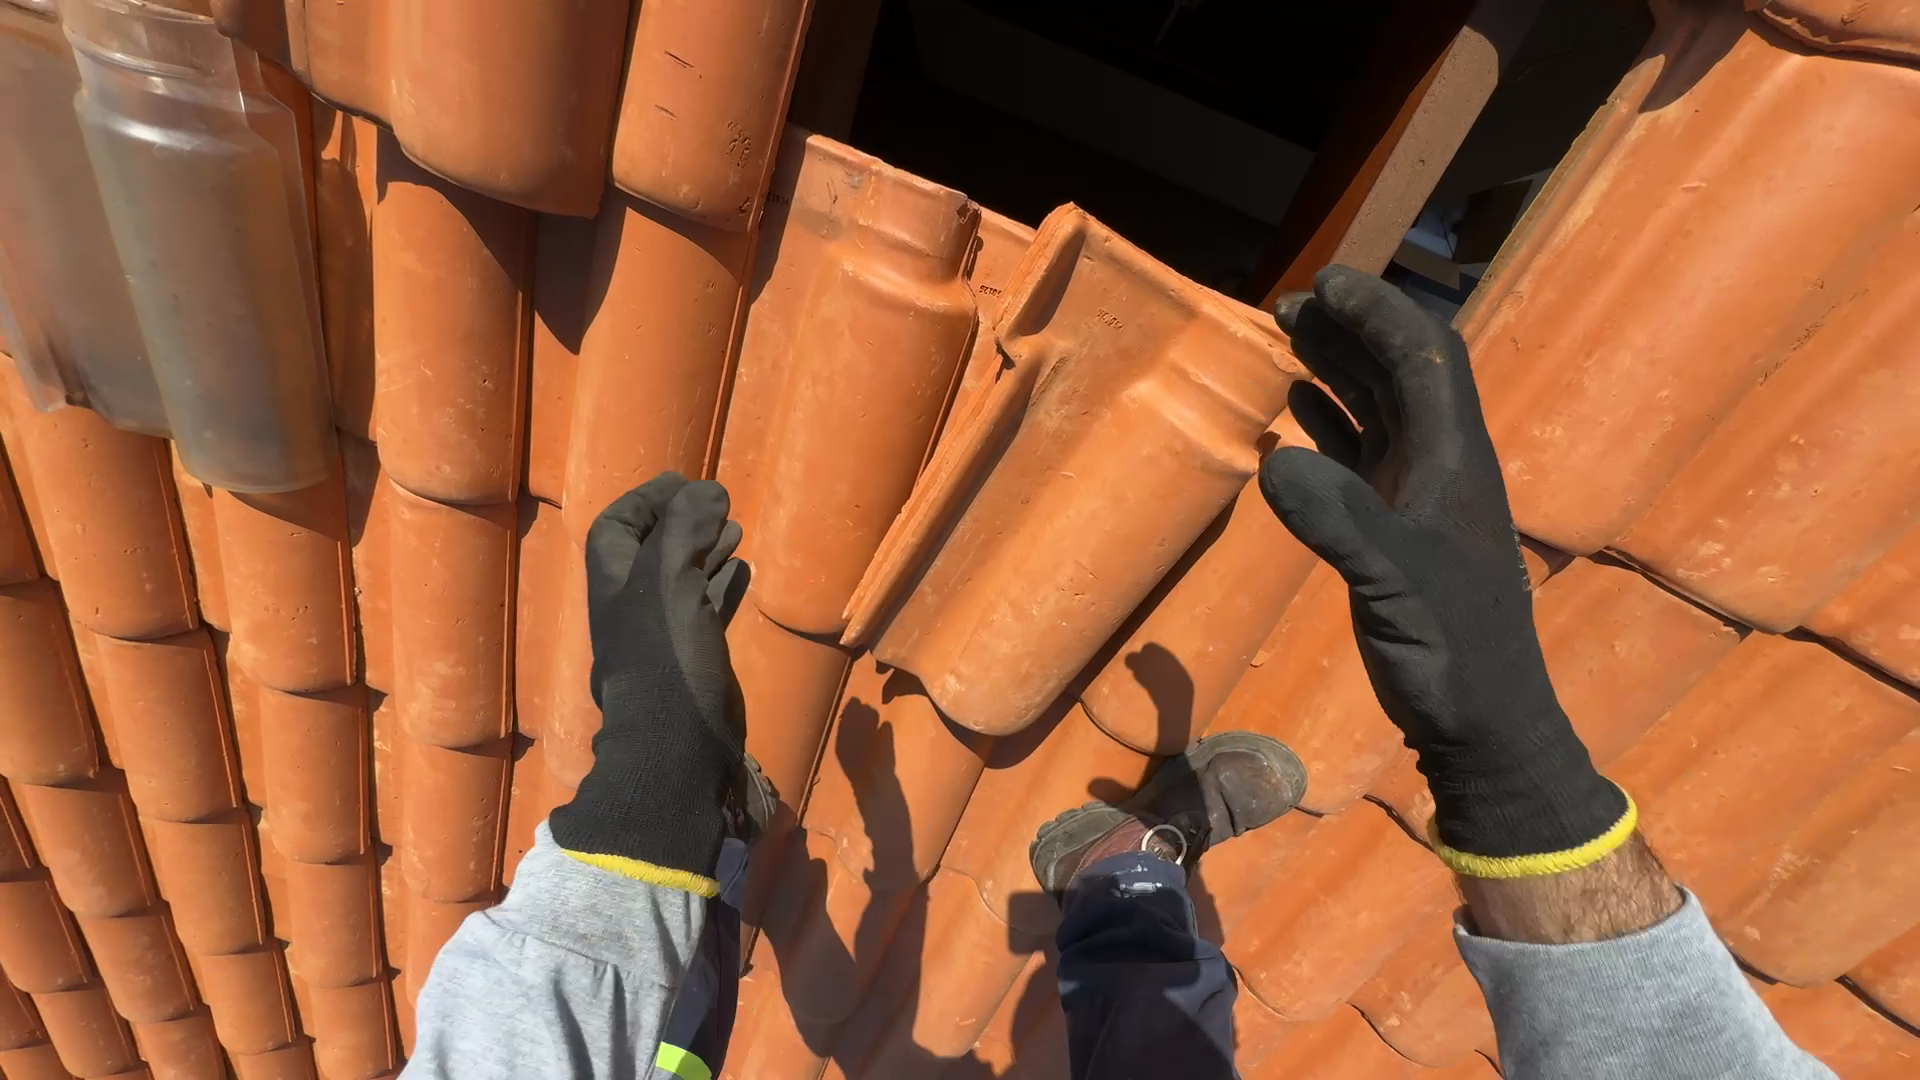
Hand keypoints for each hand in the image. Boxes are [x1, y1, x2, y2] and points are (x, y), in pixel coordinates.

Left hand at [549, 473, 750, 886]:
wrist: (678, 742)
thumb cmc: (667, 658)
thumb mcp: (669, 581)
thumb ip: (684, 530)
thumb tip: (707, 491)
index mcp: (616, 583)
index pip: (617, 526)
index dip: (645, 499)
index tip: (683, 482)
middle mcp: (634, 603)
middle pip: (651, 548)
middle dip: (681, 521)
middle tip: (716, 504)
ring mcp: (664, 631)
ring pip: (682, 576)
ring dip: (705, 548)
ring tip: (735, 530)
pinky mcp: (693, 653)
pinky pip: (706, 605)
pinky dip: (723, 582)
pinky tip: (743, 571)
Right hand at [1259, 267, 1629, 877]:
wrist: (1479, 714)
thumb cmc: (1450, 650)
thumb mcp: (1396, 586)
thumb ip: (1341, 522)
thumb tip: (1273, 460)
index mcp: (1453, 460)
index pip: (1423, 359)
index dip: (1378, 313)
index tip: (1325, 283)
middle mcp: (1438, 464)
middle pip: (1397, 373)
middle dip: (1348, 331)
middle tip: (1289, 306)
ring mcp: (1415, 494)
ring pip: (1376, 409)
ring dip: (1335, 370)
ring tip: (1286, 341)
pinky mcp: (1391, 524)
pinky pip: (1358, 454)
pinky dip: (1325, 423)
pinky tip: (1296, 417)